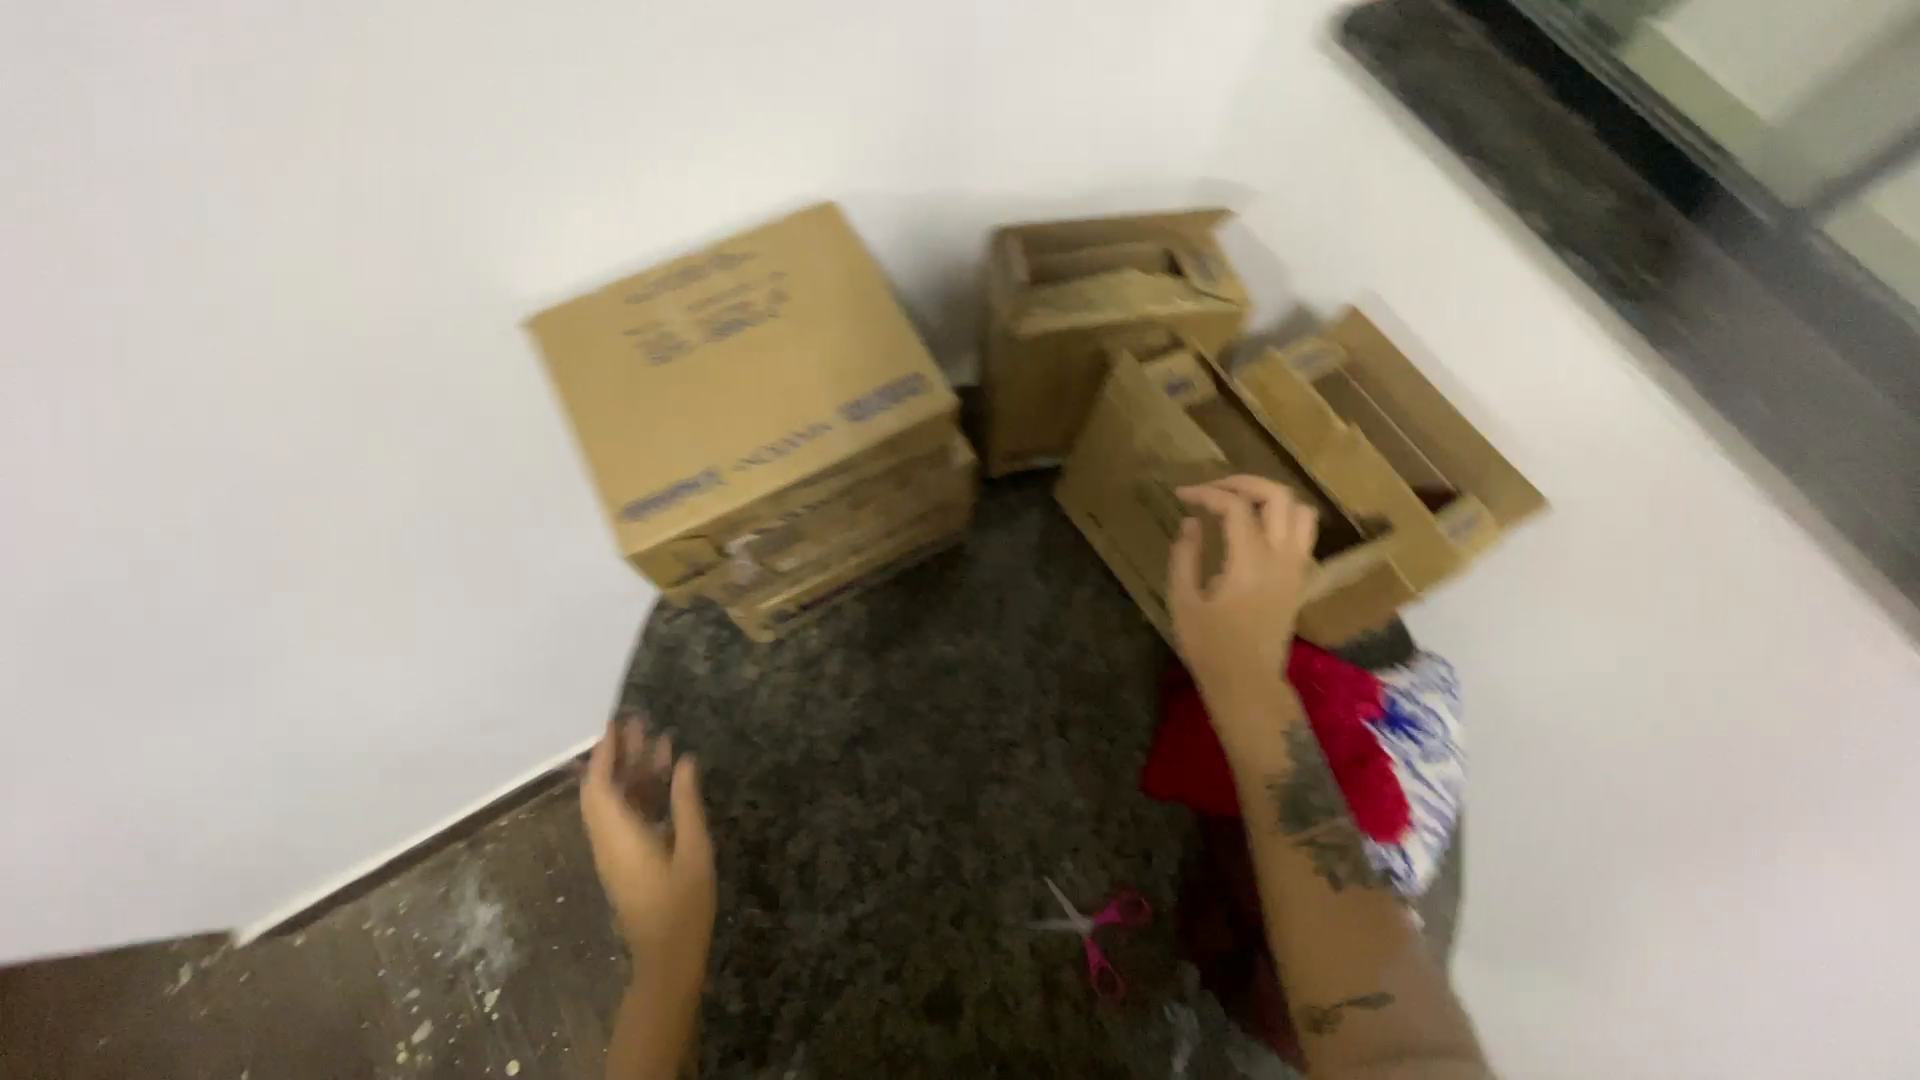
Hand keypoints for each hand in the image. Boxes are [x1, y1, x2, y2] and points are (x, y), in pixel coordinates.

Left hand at [580, 718, 716, 987]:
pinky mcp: (624, 862)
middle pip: (602, 790)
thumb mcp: (694, 849)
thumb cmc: (683, 903)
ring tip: (661, 744)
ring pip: (613, 803)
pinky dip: (639, 794)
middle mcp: (608, 840)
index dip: (607, 752)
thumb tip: (684, 762)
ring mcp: (614, 853)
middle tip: (643, 725)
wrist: (667, 957)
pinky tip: (665, 781)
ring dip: (632, 773)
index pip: (600, 784)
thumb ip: (685, 803)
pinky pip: (623, 817)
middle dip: (619, 755)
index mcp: (619, 835)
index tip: (618, 723)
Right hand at [1167, 475, 1317, 748]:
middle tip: (1213, 488)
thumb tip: (1192, 522)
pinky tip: (1254, 529)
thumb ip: (1185, 556)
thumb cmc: (1209, 647)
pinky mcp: (1300, 579)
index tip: (1182, 495)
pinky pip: (1303, 534)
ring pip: (1301, 511)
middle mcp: (1282, 558)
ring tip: (1239, 503)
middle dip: (1244, 482)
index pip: (1235, 507)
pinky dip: (1282, 519)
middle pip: (1279, 496)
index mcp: (1250, 563)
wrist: (1247, 684)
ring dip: (1271, 498)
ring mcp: (1298, 568)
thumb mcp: (1184, 602)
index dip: (1207, 493)